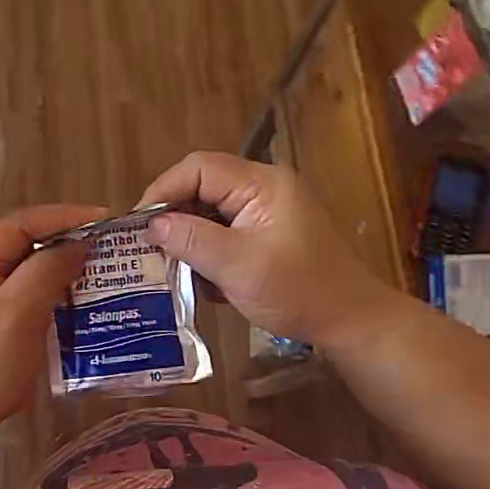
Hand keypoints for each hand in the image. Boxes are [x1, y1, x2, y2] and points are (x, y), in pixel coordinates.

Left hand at [0, 204, 106, 433]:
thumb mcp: (17, 313)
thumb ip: (47, 271)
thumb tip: (79, 244)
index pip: (23, 223)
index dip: (65, 216)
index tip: (105, 219)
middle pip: (30, 242)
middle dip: (71, 240)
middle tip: (111, 245)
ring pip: (36, 267)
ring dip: (69, 266)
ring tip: (107, 267)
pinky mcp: (2, 317)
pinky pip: (37, 292)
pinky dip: (62, 290)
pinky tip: (87, 296)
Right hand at [137, 152, 401, 347]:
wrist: (350, 320)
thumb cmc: (298, 291)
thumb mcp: (238, 267)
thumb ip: (192, 240)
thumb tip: (151, 225)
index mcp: (262, 184)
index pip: (200, 168)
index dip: (164, 190)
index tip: (139, 224)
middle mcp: (264, 189)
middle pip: (204, 188)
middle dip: (175, 218)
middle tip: (149, 248)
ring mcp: (268, 213)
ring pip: (213, 213)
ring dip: (191, 240)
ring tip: (171, 268)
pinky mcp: (269, 236)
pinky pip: (228, 233)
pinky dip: (210, 254)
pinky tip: (202, 280)